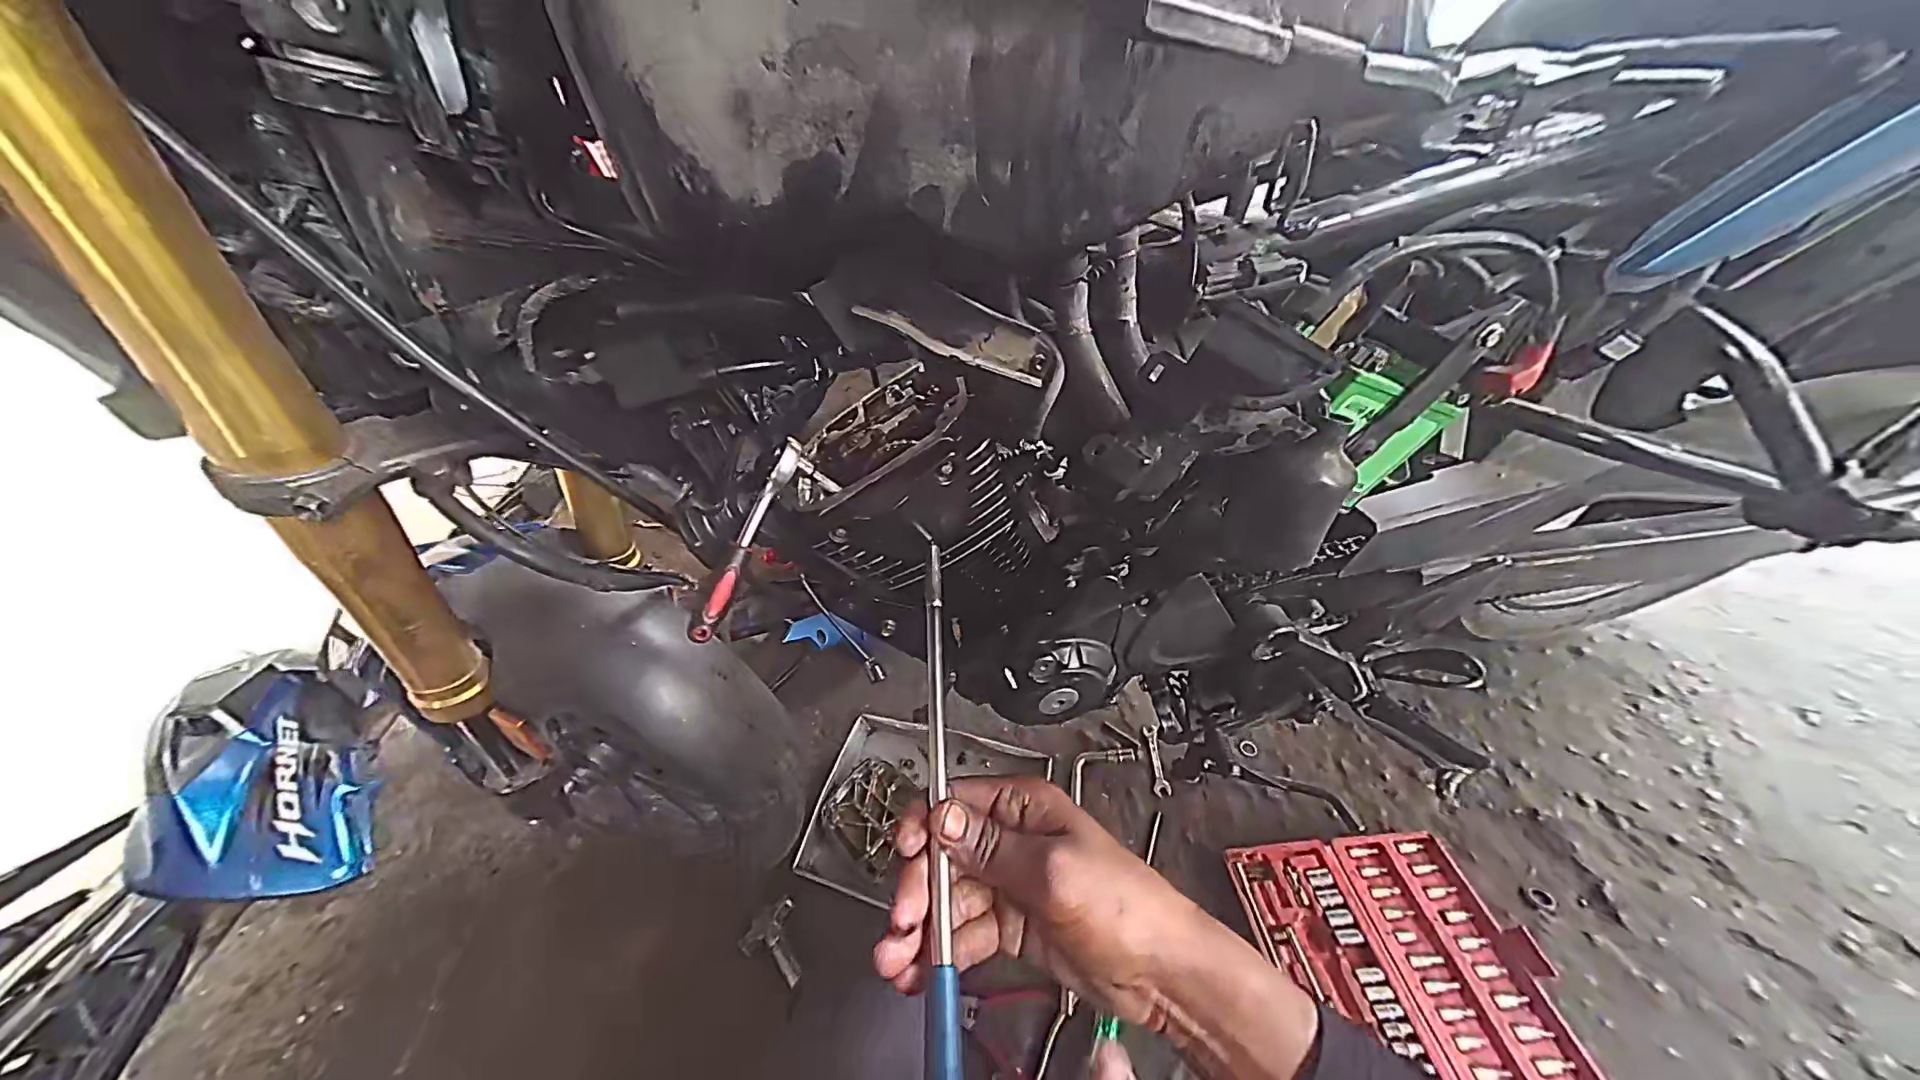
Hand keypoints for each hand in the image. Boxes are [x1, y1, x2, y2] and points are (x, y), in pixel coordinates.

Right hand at [871, 774, 1210, 1026]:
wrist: (1160, 973)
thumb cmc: (1127, 905)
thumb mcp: (1055, 870)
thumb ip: (993, 848)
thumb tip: (944, 817)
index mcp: (1026, 809)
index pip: (958, 803)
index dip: (926, 825)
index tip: (905, 852)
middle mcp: (1013, 840)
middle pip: (945, 856)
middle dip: (919, 890)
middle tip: (902, 923)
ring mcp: (1011, 883)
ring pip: (950, 900)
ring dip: (922, 931)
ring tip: (900, 960)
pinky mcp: (1011, 924)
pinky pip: (966, 932)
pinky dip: (942, 952)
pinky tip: (923, 971)